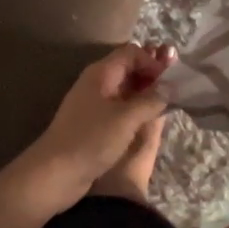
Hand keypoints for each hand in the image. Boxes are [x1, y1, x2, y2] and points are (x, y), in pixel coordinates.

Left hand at [22, 42, 174, 205]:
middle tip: (174, 86)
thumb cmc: (90, 139)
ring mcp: (93, 103)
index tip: (169, 78)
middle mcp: (97, 83)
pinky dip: (135, 109)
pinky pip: (119, 108)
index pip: (132, 53)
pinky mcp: (93, 124)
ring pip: (125, 90)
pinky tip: (149, 121)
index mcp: (101, 73)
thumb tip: (170, 86)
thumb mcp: (126, 118)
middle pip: (128, 68)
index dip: (152, 61)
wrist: (54, 174)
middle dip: (151, 74)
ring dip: (145, 93)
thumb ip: (151, 100)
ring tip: (166, 103)